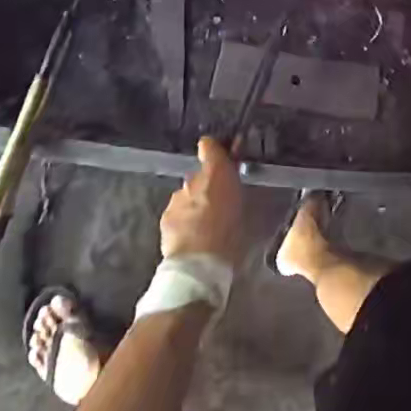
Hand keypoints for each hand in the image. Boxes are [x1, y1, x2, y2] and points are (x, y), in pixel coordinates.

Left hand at [159, 137, 243, 261]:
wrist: (199, 264)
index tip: (222, 157)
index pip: (208, 145)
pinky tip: (192, 235)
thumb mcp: (244, 206)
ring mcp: (176, 199)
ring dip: (195, 203)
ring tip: (205, 223)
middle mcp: (192, 180)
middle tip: (220, 202)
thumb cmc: (231, 233)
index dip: (214, 149)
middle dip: (207, 185)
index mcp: (216, 173)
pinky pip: (178, 212)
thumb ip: (236, 185)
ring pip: (187, 195)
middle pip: (199, 175)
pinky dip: (184, 218)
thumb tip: (234, 175)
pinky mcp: (165, 218)